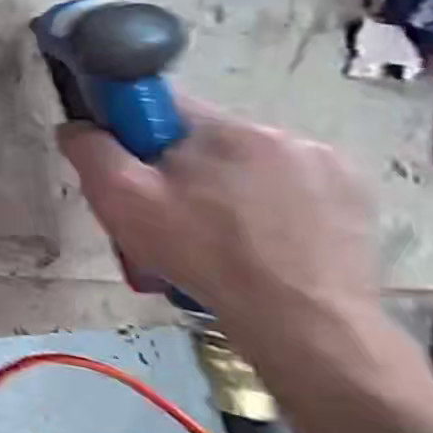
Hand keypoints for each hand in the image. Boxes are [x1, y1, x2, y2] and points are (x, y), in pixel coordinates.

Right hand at [57, 97, 381, 345]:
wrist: (307, 327)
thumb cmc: (203, 256)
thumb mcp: (122, 202)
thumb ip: (91, 152)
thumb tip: (77, 126)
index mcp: (222, 126)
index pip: (160, 105)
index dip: (136, 134)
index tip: (134, 172)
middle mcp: (278, 132)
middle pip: (205, 139)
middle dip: (183, 170)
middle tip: (172, 217)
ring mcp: (326, 164)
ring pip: (249, 164)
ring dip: (228, 189)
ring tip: (219, 239)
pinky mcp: (355, 198)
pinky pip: (293, 187)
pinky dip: (273, 207)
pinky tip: (264, 244)